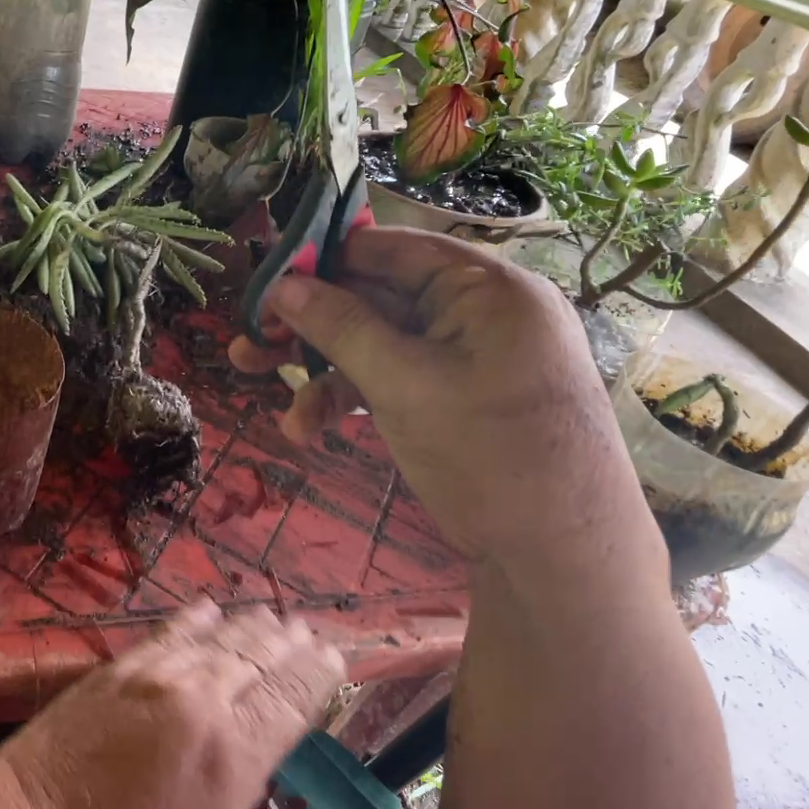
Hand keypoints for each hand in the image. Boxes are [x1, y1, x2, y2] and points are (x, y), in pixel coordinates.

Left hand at [0, 602, 342, 808]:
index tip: (335, 655)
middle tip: (307, 628)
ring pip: (213, 640)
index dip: (315, 674)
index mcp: (231, 755)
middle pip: (254, 659)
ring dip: (245, 626)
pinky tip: (206, 608)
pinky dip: (191, 619)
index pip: (288, 700)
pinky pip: (164, 634)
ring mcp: (151, 677)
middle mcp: (197, 701)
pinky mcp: (114, 669)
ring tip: (270, 615)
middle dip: (285, 643)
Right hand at [230, 226, 642, 564]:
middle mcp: (476, 313)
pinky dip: (345, 397)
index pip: (389, 248)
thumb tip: (280, 284)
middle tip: (248, 335)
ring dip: (314, 365)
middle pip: (372, 296)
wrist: (561, 560)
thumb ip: (338, 325)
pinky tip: (304, 429)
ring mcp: (465, 358)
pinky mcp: (452, 397)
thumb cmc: (488, 453)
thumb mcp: (402, 382)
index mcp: (484, 288)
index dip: (321, 258)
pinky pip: (389, 378)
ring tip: (250, 378)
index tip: (262, 278)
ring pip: (372, 341)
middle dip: (305, 320)